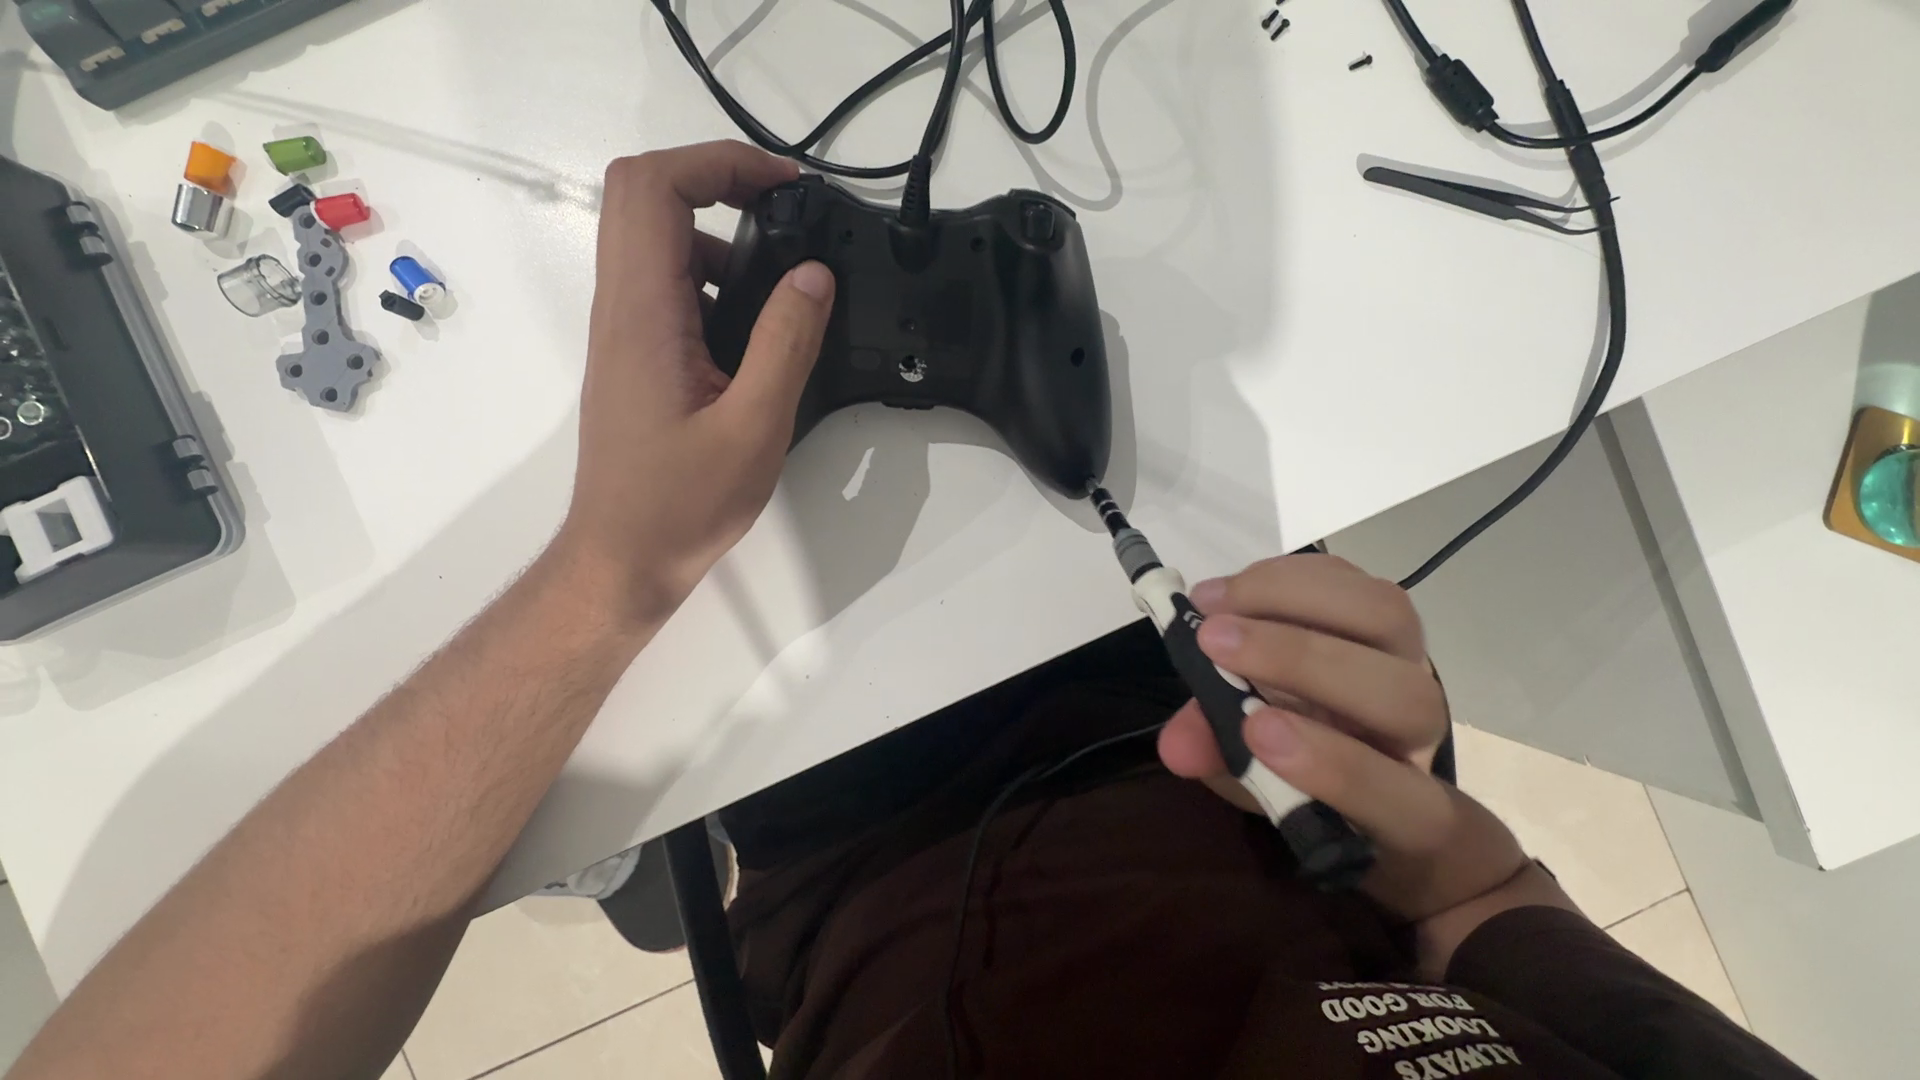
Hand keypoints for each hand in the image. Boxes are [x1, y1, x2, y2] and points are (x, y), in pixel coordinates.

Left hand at [553, 141, 833, 627]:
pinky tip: (757, 331)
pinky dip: (712, 280)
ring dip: (718, 237)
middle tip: (783, 215)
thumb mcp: (754, 426)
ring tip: (783, 282)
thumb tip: (813, 275)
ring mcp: (623, 332)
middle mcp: (621, 308)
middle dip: (716, 183)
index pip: (654, 188)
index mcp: (644, 314)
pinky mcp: (636, 357)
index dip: (720, 162)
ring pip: (655, 241)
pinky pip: (666, 287)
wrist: (624, 558)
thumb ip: (786, 343)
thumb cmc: (683, 503)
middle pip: (642, 197)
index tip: (786, 187)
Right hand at [1156, 555, 1548, 967]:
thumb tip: (1175, 747)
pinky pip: (1355, 580)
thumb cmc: (1290, 766)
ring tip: (1213, 603)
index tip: (1254, 731)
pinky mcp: (1386, 612)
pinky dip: (1288, 576)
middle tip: (1211, 640)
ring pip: (1387, 617)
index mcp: (1398, 801)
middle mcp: (1418, 728)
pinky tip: (1233, 589)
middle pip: (1402, 696)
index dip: (1338, 768)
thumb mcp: (1247, 777)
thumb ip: (1217, 759)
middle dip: (1301, 661)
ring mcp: (1410, 661)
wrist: (1326, 722)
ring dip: (1291, 599)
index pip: (1401, 797)